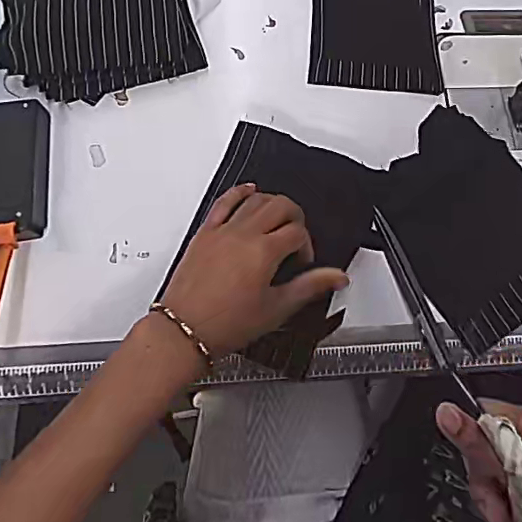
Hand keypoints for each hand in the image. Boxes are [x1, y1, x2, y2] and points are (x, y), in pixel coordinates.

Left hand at [159, 184, 349, 358]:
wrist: (185, 330)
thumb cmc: (225, 324)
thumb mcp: (277, 309)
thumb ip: (310, 286)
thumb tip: (336, 276)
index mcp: (264, 252)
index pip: (297, 232)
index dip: (306, 245)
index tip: (302, 260)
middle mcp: (243, 235)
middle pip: (280, 206)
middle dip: (295, 217)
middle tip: (296, 236)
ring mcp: (222, 231)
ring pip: (255, 199)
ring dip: (272, 203)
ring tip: (279, 218)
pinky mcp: (205, 233)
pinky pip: (224, 201)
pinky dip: (239, 192)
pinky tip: (248, 191)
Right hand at [436, 398, 521, 521]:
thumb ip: (484, 447)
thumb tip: (446, 412)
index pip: (478, 419)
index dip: (472, 447)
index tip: (482, 472)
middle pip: (482, 459)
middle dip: (487, 491)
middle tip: (503, 508)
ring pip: (493, 491)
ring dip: (500, 518)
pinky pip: (508, 514)